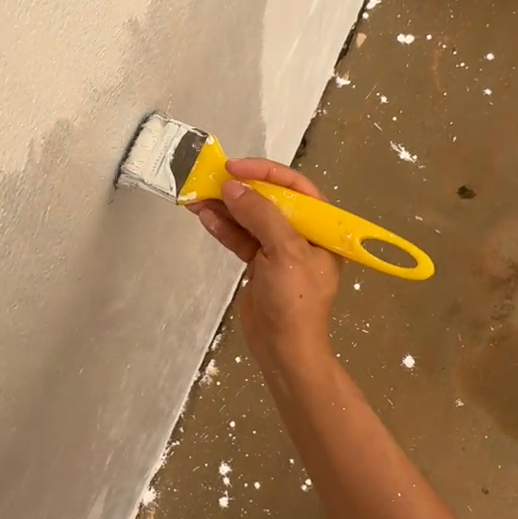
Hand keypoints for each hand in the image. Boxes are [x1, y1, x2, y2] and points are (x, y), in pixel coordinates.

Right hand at [189, 158, 341, 366]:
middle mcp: (302, 234)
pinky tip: (204, 216)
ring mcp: (279, 250)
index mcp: (320, 227)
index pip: (295, 186)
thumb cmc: (295, 299)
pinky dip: (223, 227)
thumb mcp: (284, 252)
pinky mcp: (259, 265)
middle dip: (240, 189)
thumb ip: (260, 215)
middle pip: (269, 199)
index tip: (234, 167)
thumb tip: (232, 187)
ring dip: (225, 206)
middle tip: (210, 178)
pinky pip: (241, 238)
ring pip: (250, 218)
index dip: (264, 171)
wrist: (285, 351)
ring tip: (197, 196)